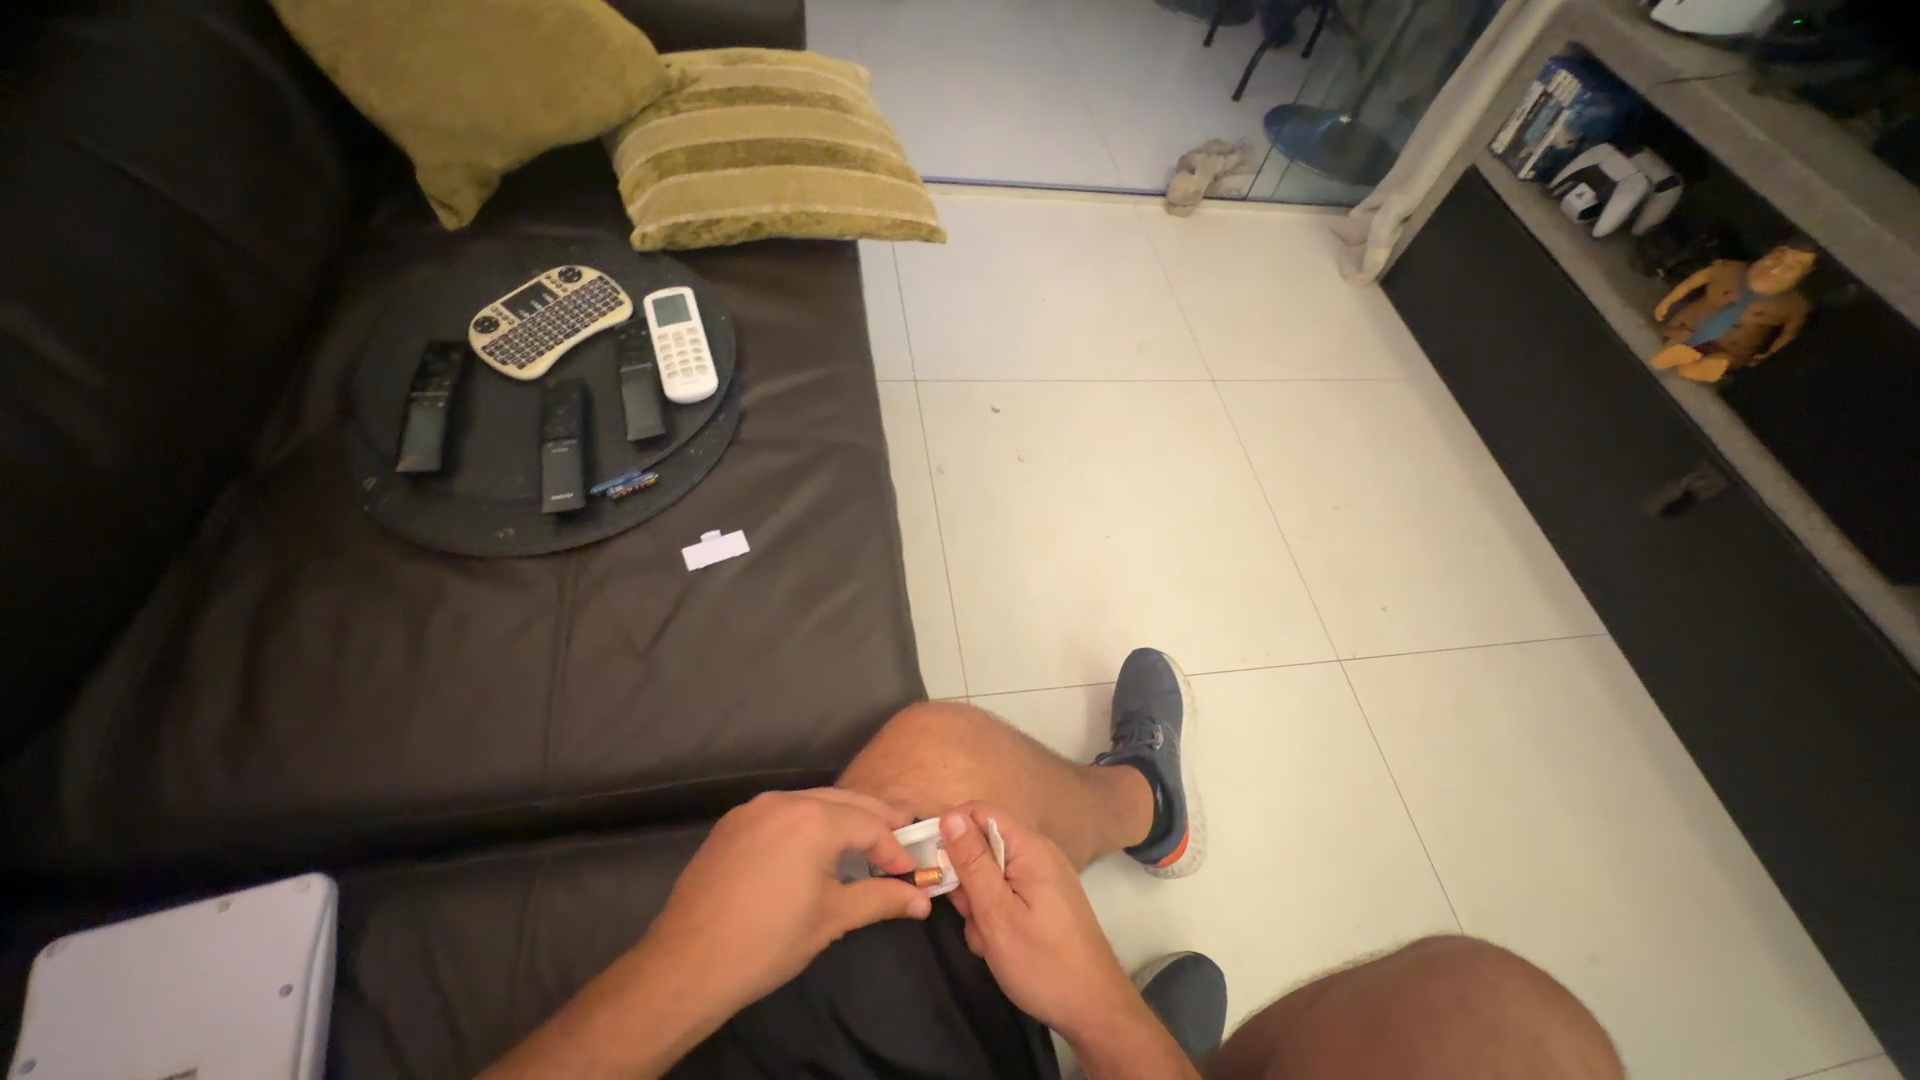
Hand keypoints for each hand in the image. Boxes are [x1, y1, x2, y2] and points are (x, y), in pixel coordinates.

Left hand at [641, 789, 932, 1014]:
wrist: (686, 964)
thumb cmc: (768, 941)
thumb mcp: (832, 918)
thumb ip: (880, 899)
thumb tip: (922, 900)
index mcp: (813, 820)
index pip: (870, 825)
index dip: (895, 848)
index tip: (911, 873)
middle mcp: (784, 801)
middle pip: (844, 800)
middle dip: (876, 817)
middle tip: (904, 831)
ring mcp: (753, 809)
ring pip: (811, 801)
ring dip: (842, 816)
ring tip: (865, 838)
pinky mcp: (732, 824)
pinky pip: (782, 811)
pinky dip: (808, 821)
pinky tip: (816, 844)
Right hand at [939, 803, 1140, 1040]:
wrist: (1094, 1009)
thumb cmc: (1043, 962)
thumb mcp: (997, 914)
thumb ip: (972, 864)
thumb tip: (950, 817)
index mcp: (1029, 847)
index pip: (979, 813)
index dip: (950, 832)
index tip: (935, 868)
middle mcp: (1038, 853)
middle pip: (982, 846)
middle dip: (966, 881)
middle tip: (971, 918)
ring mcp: (1042, 877)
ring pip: (990, 875)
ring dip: (979, 905)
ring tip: (988, 940)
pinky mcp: (1044, 900)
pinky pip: (1006, 894)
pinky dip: (995, 916)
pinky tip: (999, 946)